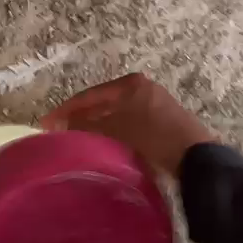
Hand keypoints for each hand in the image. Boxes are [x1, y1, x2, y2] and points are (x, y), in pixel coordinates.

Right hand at [42, 73, 216, 175]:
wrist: (196, 159)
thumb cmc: (153, 135)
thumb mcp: (114, 128)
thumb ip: (84, 124)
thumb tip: (57, 125)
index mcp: (131, 83)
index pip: (89, 95)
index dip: (65, 109)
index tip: (46, 123)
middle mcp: (142, 90)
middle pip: (101, 105)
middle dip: (80, 119)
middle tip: (59, 134)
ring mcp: (154, 107)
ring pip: (114, 117)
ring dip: (95, 128)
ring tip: (76, 142)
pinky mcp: (161, 125)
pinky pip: (126, 127)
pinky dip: (111, 135)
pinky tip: (102, 147)